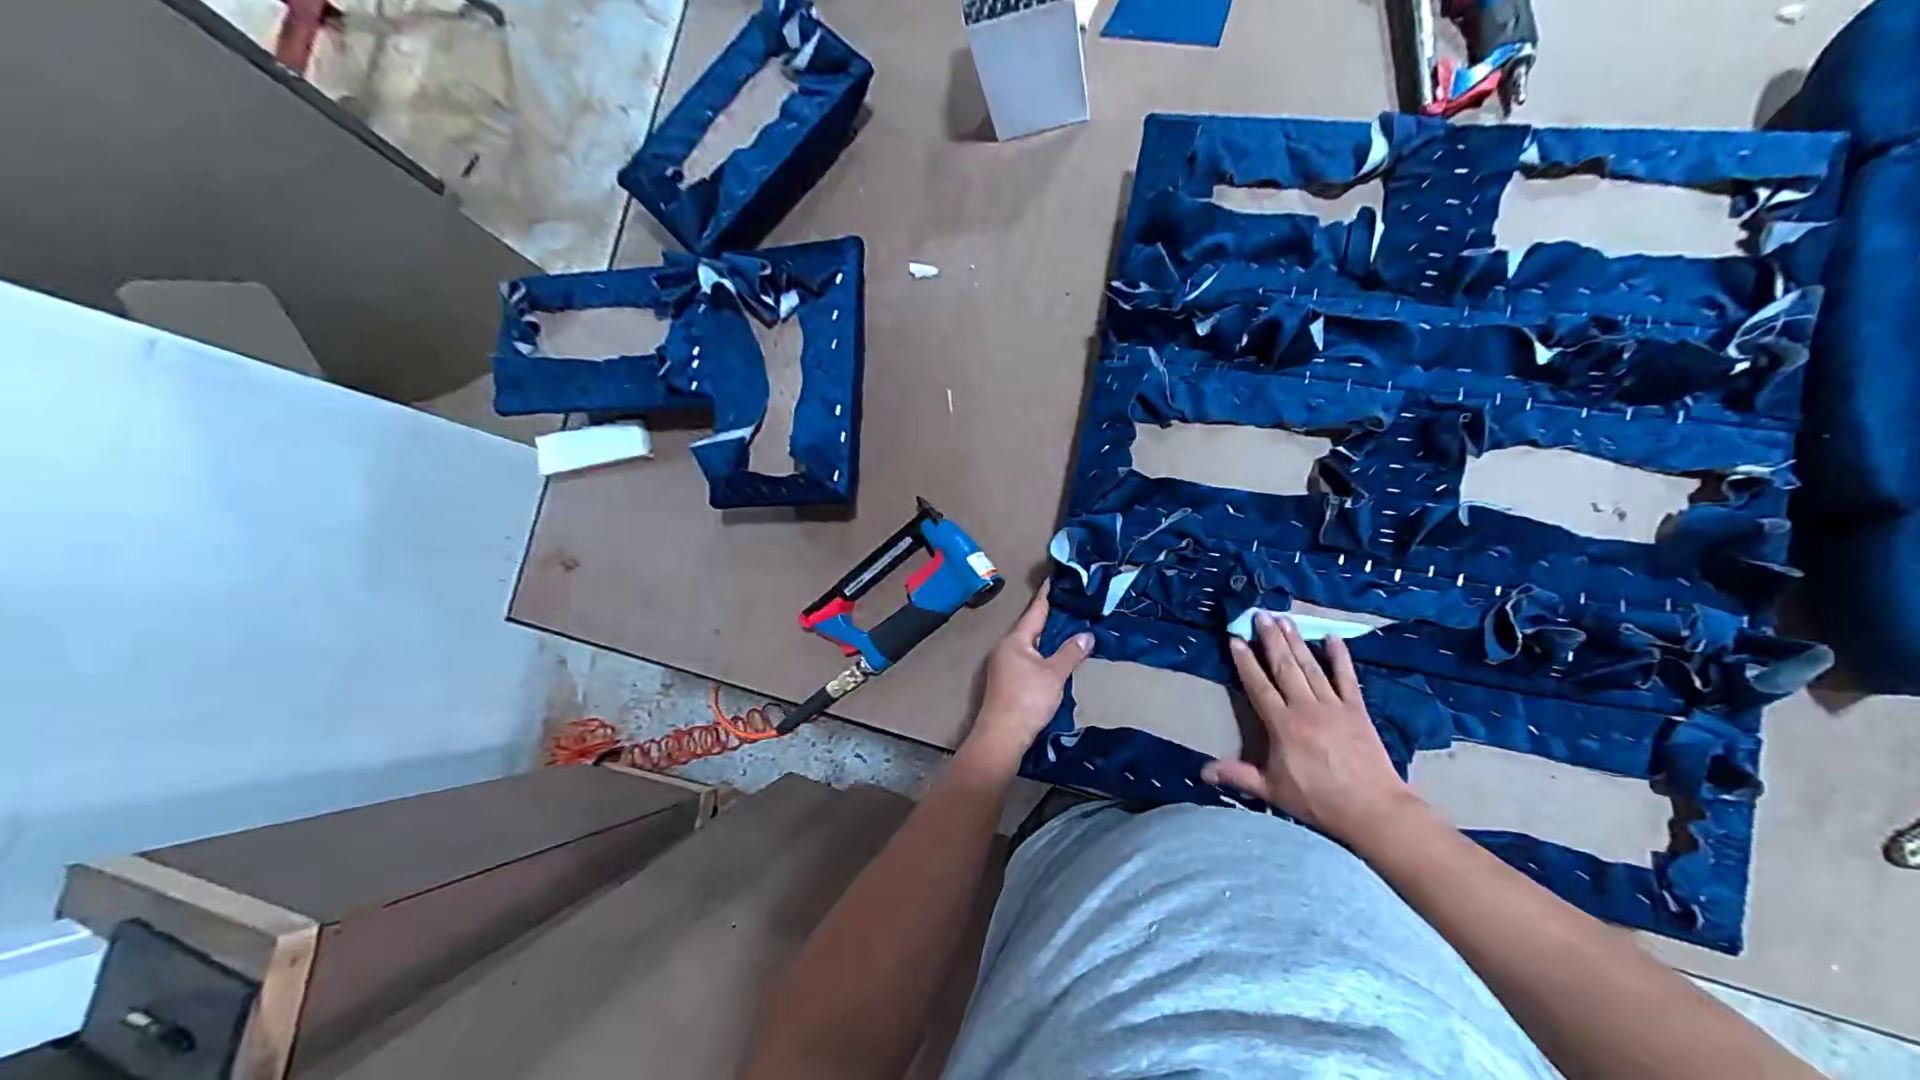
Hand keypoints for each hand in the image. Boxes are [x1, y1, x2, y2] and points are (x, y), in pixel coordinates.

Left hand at [962, 582, 1093, 769]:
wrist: (1002, 736)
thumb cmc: (1027, 700)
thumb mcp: (1054, 674)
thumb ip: (1070, 652)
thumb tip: (1087, 634)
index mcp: (1015, 640)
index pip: (1035, 611)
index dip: (1046, 595)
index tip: (1054, 578)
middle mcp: (1006, 648)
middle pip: (1031, 626)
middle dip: (1049, 616)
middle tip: (1070, 603)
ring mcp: (1004, 665)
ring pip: (1030, 644)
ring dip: (1047, 637)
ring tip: (1068, 627)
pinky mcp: (1007, 680)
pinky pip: (1028, 658)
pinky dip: (1042, 653)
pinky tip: (1056, 656)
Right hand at [1202, 612, 1424, 844]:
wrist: (1373, 810)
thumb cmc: (1318, 801)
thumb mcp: (1272, 791)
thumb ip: (1238, 775)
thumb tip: (1203, 771)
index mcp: (1282, 725)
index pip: (1258, 685)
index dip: (1246, 661)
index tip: (1236, 639)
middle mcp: (1306, 708)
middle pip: (1284, 667)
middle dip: (1271, 639)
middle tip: (1261, 615)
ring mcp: (1334, 707)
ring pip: (1311, 667)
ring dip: (1297, 642)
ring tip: (1285, 619)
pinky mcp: (1357, 711)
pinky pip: (1347, 678)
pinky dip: (1340, 657)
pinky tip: (1333, 638)